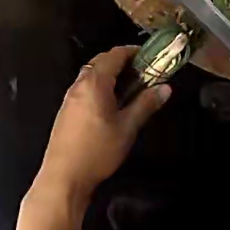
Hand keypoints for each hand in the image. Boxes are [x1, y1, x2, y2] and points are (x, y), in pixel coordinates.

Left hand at [33, 46, 171, 207]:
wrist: (63, 177)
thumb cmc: (97, 151)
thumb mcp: (128, 128)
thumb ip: (146, 104)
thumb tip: (165, 88)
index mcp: (95, 83)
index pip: (114, 54)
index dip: (133, 52)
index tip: (150, 57)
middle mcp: (79, 85)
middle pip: (101, 62)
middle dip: (123, 62)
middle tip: (144, 72)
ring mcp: (69, 98)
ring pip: (91, 75)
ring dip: (111, 75)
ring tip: (131, 88)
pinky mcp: (66, 111)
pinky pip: (84, 89)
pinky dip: (100, 87)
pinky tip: (111, 105)